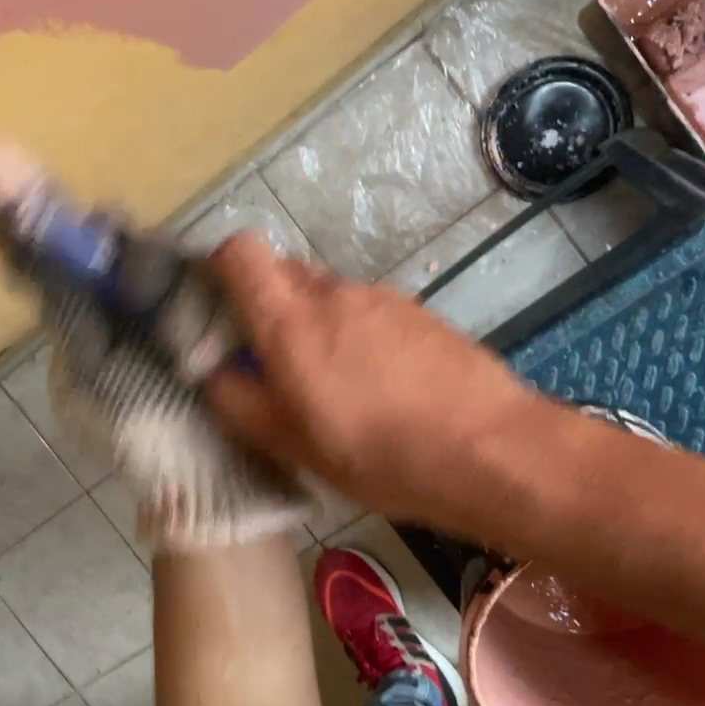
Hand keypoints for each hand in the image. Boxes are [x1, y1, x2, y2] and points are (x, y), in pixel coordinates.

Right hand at [201, 234, 546, 527]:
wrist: (489, 449)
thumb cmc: (379, 453)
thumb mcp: (292, 444)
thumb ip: (238, 400)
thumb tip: (215, 370)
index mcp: (291, 320)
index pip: (240, 251)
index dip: (218, 268)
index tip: (216, 309)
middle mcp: (335, 293)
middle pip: (283, 274)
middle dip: (266, 309)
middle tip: (272, 365)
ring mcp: (383, 298)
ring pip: (327, 296)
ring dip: (315, 327)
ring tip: (333, 386)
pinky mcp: (419, 312)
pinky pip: (367, 311)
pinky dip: (355, 335)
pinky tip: (379, 386)